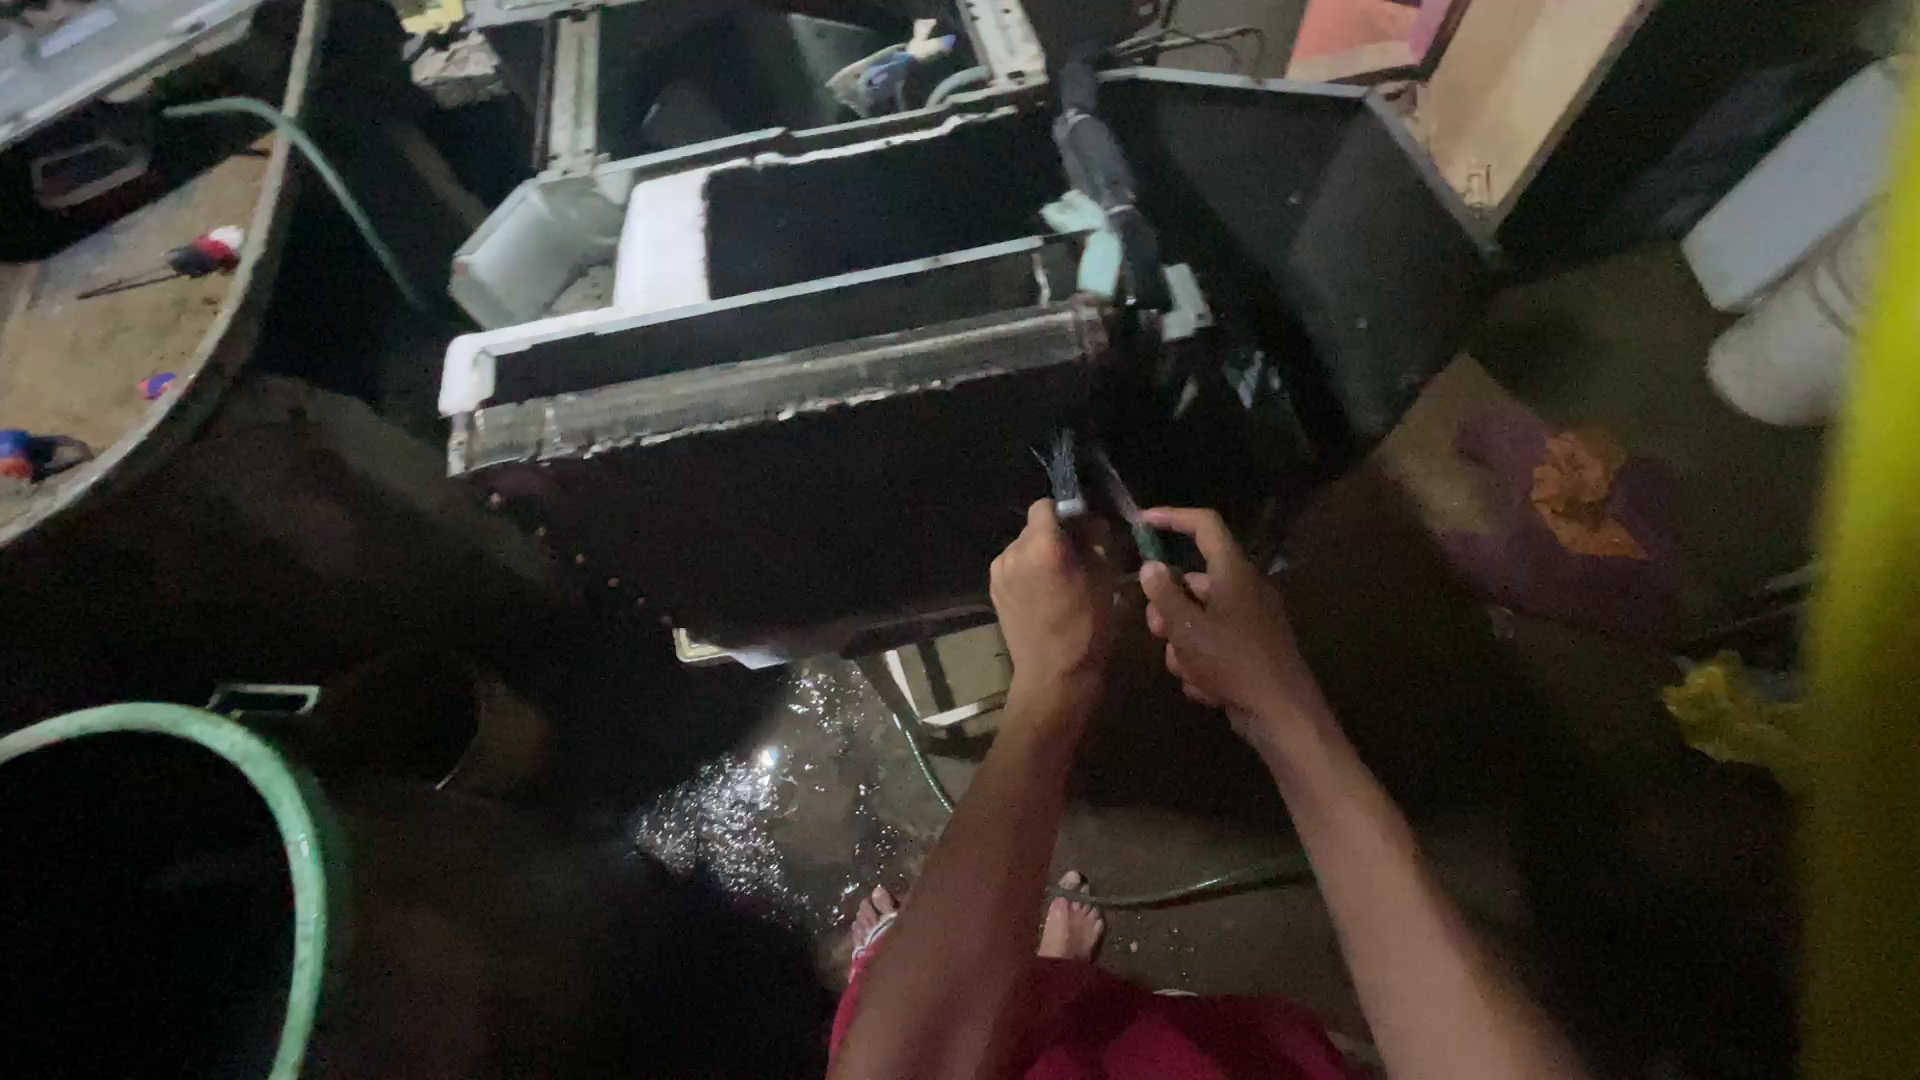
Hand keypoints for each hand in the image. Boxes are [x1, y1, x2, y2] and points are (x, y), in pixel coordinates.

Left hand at [991, 499, 1116, 714]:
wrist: (1054, 674)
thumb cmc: (1088, 627)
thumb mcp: (1105, 577)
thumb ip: (1096, 540)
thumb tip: (1090, 521)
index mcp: (1043, 545)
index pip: (1046, 505)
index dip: (1065, 513)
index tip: (1082, 529)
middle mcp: (1014, 551)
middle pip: (1034, 526)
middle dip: (1055, 534)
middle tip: (1077, 555)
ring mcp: (999, 571)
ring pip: (1022, 546)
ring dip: (1040, 553)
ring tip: (1060, 578)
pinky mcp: (993, 588)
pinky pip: (1013, 565)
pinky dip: (1028, 569)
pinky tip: (1043, 592)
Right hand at [1137, 507, 1329, 749]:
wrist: (1282, 714)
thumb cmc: (1234, 663)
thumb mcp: (1188, 629)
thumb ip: (1164, 596)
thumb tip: (1150, 567)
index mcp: (1233, 573)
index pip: (1205, 526)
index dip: (1173, 517)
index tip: (1143, 523)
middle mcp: (1243, 590)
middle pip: (1192, 582)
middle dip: (1167, 609)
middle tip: (1156, 632)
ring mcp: (1249, 621)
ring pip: (1197, 619)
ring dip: (1183, 645)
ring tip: (1189, 670)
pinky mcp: (1249, 649)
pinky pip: (1212, 645)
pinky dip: (1202, 663)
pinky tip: (1206, 687)